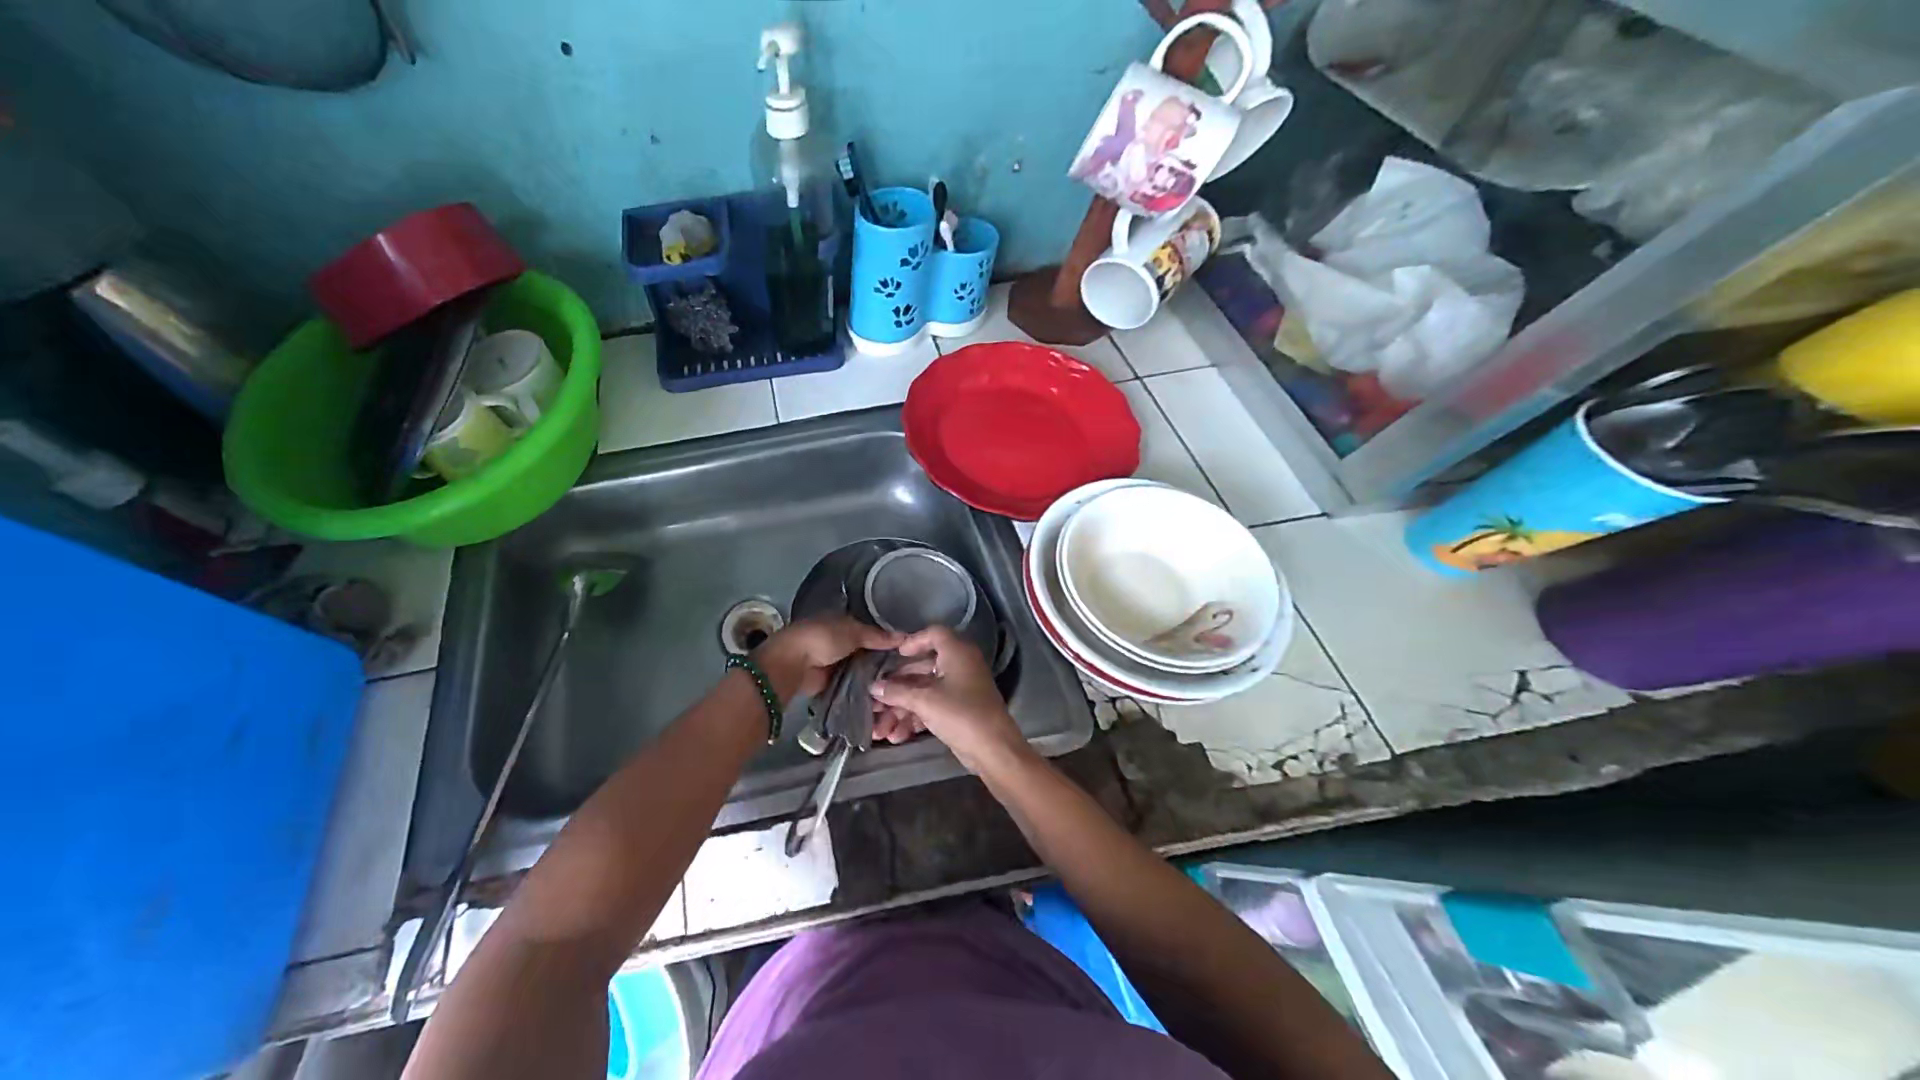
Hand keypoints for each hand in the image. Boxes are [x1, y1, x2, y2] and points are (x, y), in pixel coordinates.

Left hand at [753, 616, 900, 703]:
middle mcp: (843, 642)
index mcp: (845, 622)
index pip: (873, 630)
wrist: (794, 665)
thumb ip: (878, 636)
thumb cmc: (822, 639)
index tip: (910, 650)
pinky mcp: (835, 682)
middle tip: (910, 672)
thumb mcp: (853, 632)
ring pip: (864, 669)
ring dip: (877, 676)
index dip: (889, 639)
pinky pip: (856, 684)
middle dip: (885, 661)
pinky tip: (885, 694)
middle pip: (870, 651)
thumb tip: (905, 637)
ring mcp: (839, 663)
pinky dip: (867, 688)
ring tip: (900, 685)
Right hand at [869, 626, 1028, 773]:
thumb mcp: (924, 701)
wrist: (994, 749)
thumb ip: (897, 692)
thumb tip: (874, 687)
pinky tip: (897, 736)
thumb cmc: (960, 713)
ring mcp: (961, 689)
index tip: (894, 654)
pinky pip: (933, 707)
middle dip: (897, 688)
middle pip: (923, 668)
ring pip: (925, 692)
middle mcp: (960, 666)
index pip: (934, 634)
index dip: (913, 641)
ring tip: (880, 729)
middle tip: (874, 701)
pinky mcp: (960, 710)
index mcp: (957, 652)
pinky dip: (916, 718)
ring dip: (902, 709)